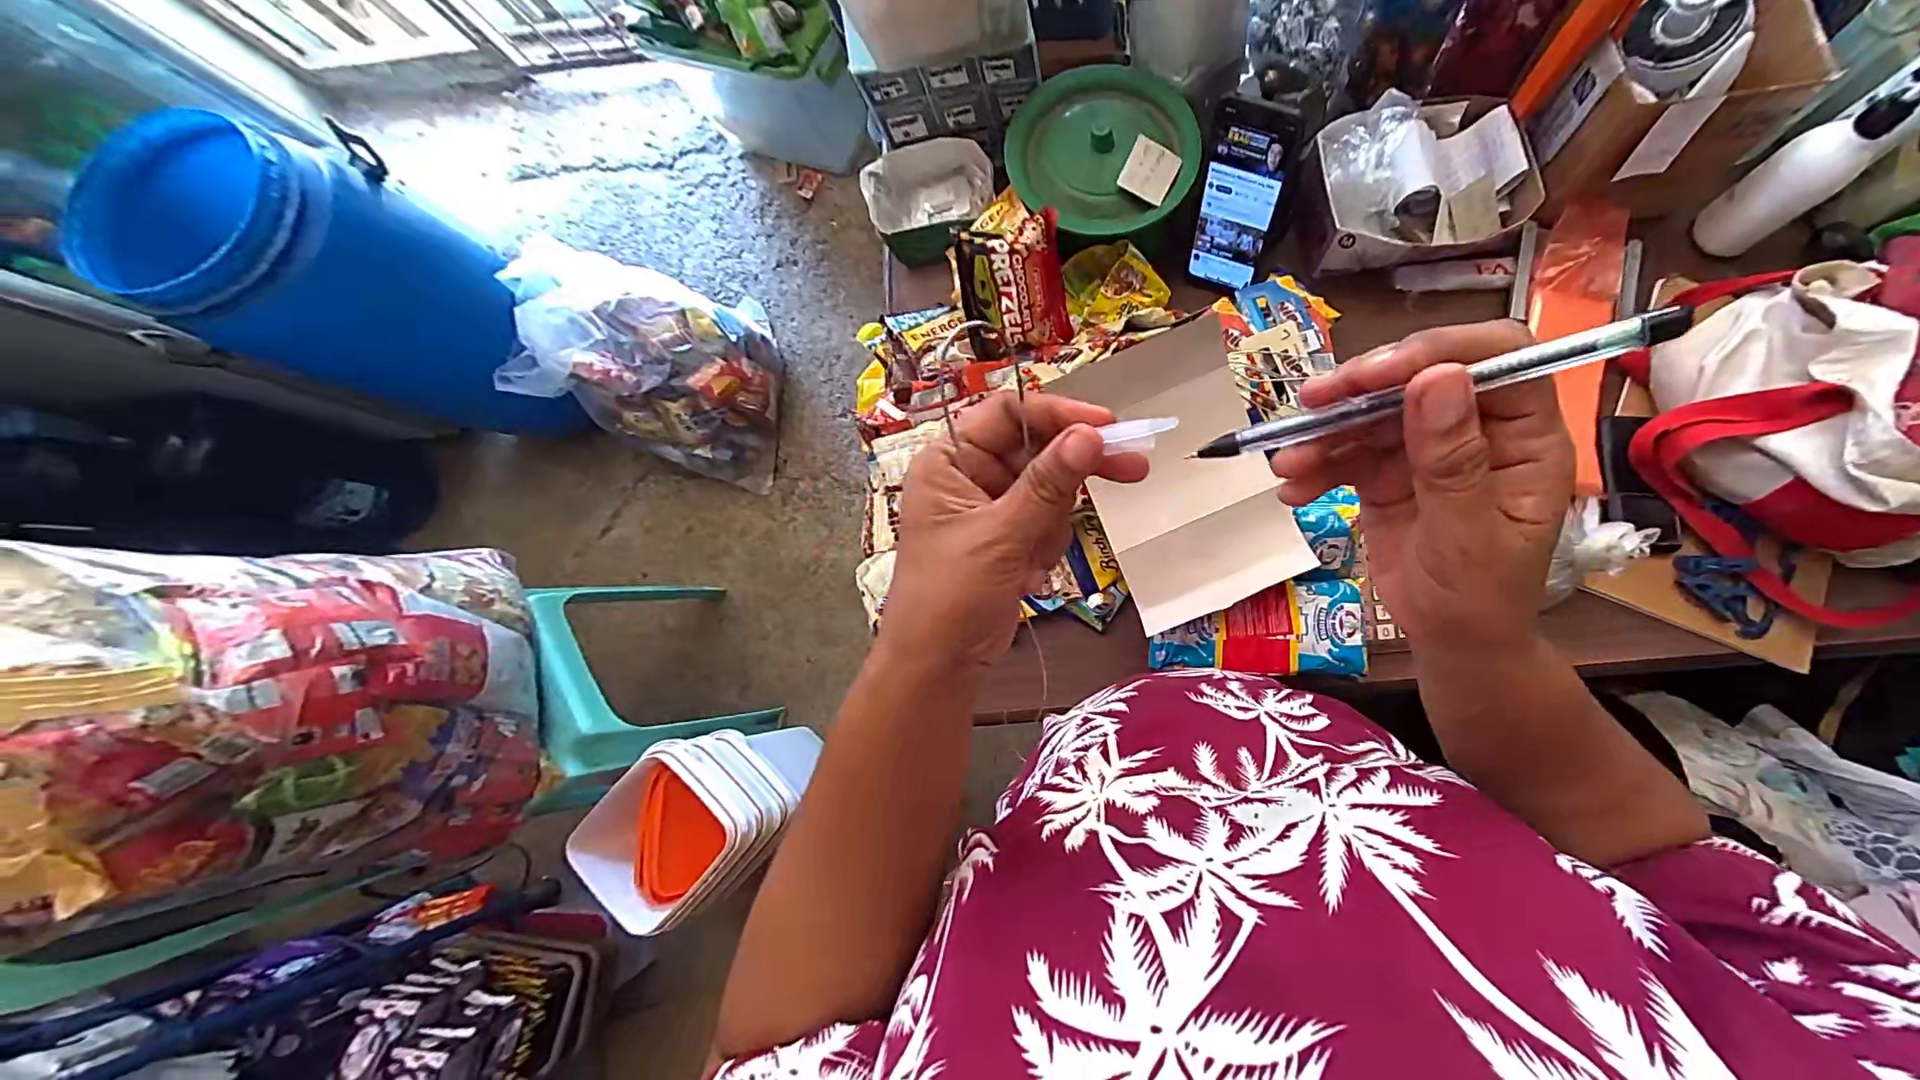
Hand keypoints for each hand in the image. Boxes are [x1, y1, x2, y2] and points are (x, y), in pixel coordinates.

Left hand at [882, 394, 1148, 671]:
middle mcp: (968, 475)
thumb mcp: (1001, 535)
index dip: (1057, 414)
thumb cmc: (950, 596)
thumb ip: (1048, 484)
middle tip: (1130, 469)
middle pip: (1036, 449)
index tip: (1106, 425)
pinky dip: (1046, 545)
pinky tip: (1026, 575)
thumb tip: (1090, 435)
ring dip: (1051, 524)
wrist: (940, 664)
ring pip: (1049, 488)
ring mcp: (990, 507)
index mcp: (948, 460)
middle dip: (1071, 473)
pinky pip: (1046, 521)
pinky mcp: (1008, 536)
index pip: (1007, 413)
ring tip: (1029, 560)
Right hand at [1270, 320, 1573, 652]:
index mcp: (1523, 438)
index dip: (1436, 354)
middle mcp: (1475, 432)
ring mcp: (1426, 451)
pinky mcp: (1386, 472)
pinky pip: (1345, 454)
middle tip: (1310, 404)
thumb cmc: (1477, 595)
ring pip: (1370, 417)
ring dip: (1323, 436)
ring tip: (1286, 465)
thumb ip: (1452, 460)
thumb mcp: (1465, 534)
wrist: (1448, 636)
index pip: (1496, 360)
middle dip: (1359, 392)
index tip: (1374, 374)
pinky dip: (1315, 468)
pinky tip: (1292, 490)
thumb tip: (1436, 379)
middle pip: (1417, 382)